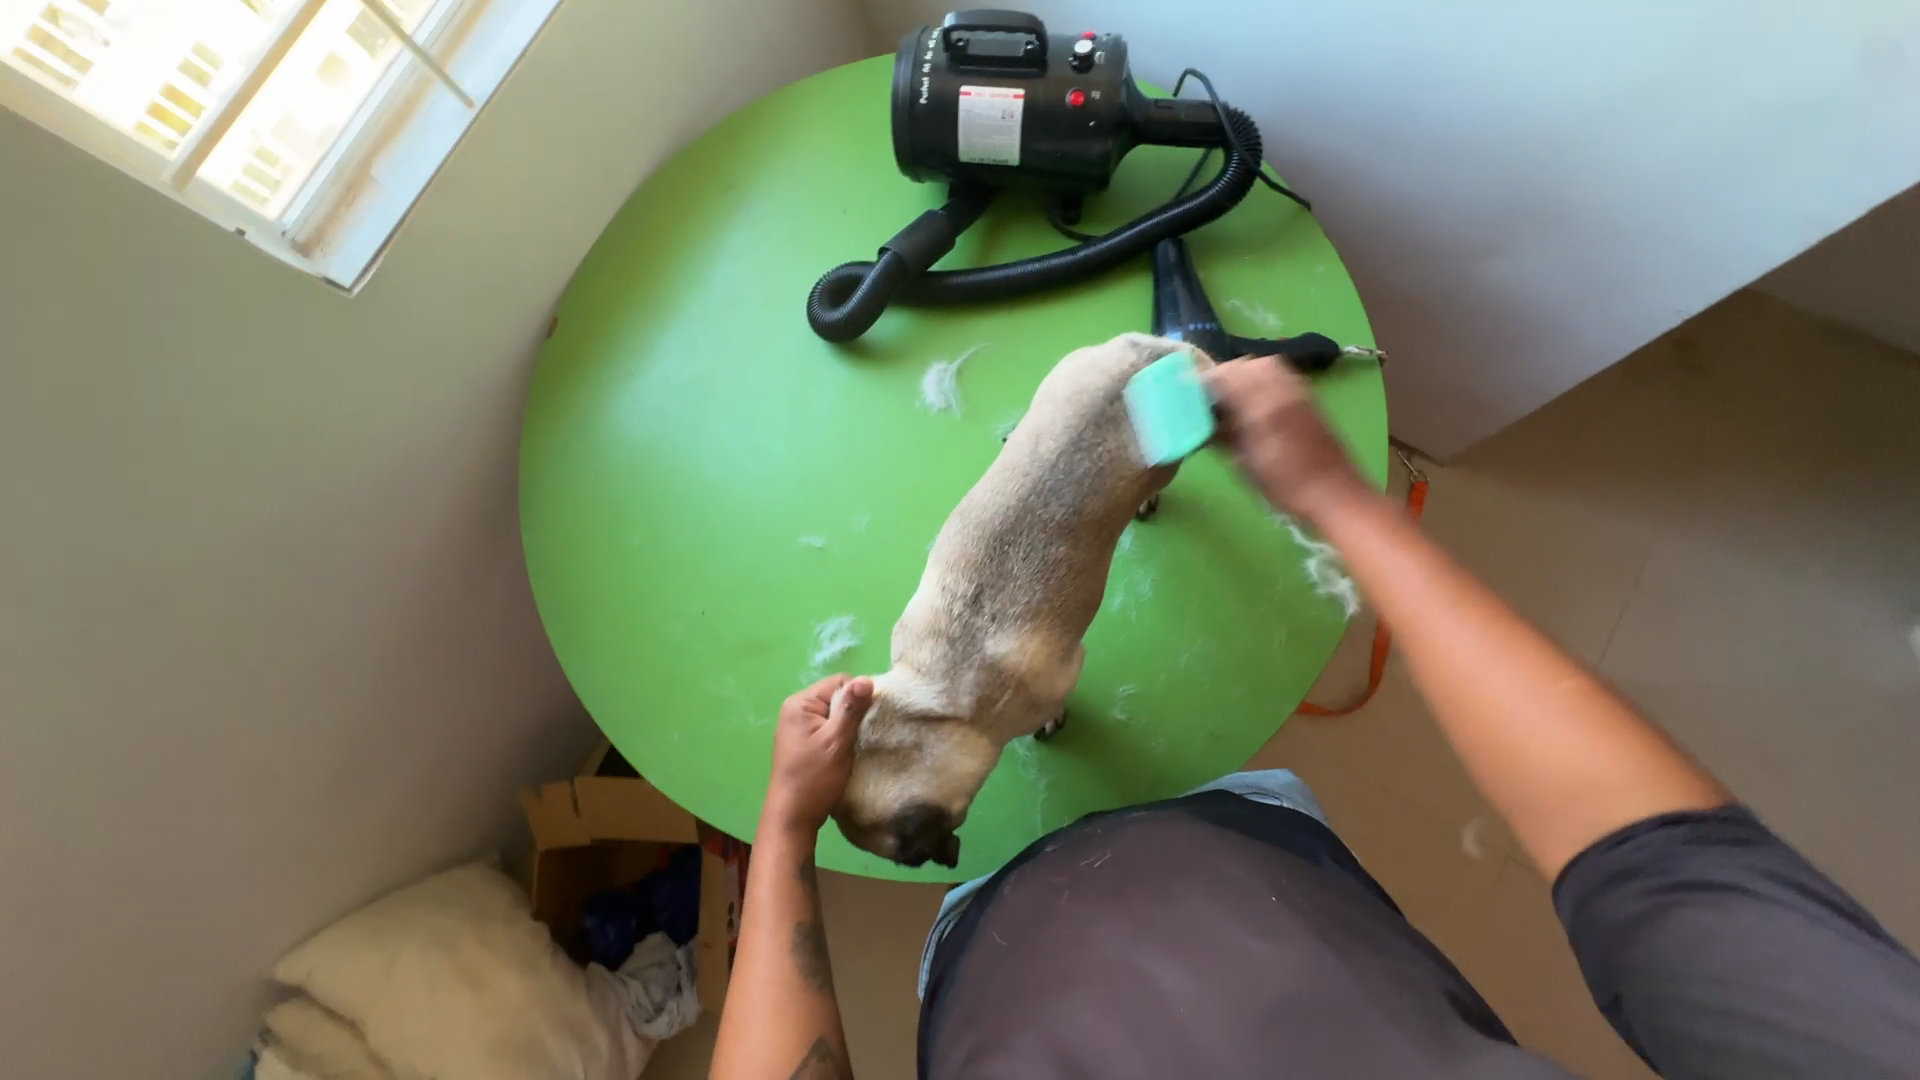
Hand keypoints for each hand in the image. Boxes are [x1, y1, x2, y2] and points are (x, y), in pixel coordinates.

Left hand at [764, 675, 872, 836]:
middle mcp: (796, 710)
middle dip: (852, 713)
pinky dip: (840, 737)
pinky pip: (828, 728)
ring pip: (834, 714)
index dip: (858, 697)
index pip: (839, 682)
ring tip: (853, 746)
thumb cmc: (814, 778)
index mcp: (800, 703)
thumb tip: (866, 679)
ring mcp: (798, 727)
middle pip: (836, 696)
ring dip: (847, 727)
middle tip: (860, 736)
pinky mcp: (803, 742)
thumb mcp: (837, 741)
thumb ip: (851, 709)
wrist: (793, 818)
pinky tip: (844, 752)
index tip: (866, 720)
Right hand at [1205, 356, 1367, 523]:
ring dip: (1244, 374)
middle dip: (1222, 375)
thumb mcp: (1244, 464)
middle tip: (1209, 397)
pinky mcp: (1309, 396)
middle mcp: (1280, 391)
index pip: (1223, 377)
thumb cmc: (1283, 486)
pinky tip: (1256, 400)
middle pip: (1244, 365)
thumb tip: (1202, 420)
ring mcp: (1298, 391)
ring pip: (1264, 364)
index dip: (1202, 381)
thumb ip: (1222, 435)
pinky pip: (1281, 373)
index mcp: (1260, 408)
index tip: (1187, 392)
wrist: (1333, 493)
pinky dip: (1263, 378)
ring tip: (1232, 397)